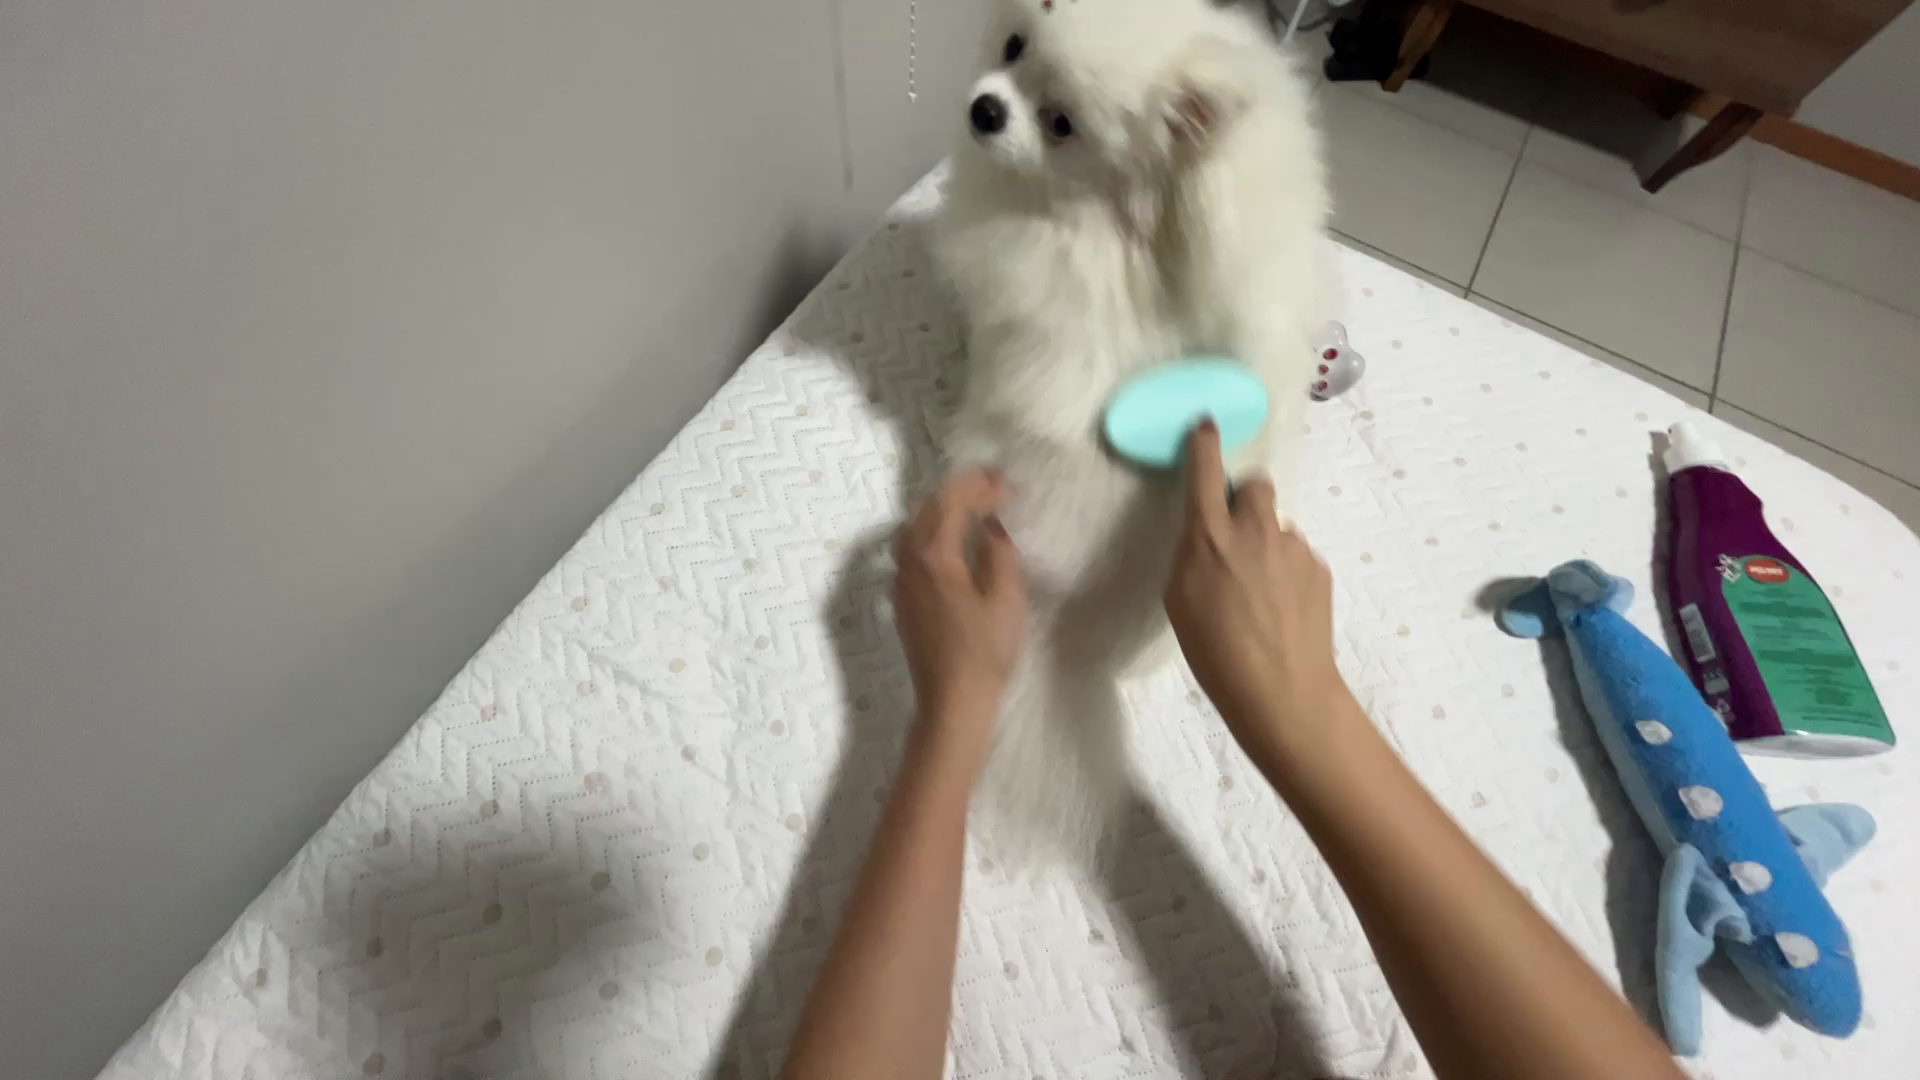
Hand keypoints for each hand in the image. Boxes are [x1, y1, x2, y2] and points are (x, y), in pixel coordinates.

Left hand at [893, 469, 1025, 755]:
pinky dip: (932, 531)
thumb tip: (989, 526)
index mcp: (933, 557)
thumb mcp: (1006, 599)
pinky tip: (953, 539)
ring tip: (973, 506)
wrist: (952, 701)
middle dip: (959, 491)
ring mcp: (900, 580)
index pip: (950, 503)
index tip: (1005, 483)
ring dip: (942, 509)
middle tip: (992, 486)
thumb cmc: (985, 652)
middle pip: (927, 510)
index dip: (977, 486)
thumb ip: (998, 553)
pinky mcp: (901, 597)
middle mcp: (908, 562)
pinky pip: (911, 548)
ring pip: (914, 528)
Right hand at [1164, 423, 1349, 759]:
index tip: (1205, 425)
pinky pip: (1295, 552)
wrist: (1281, 690)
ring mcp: (1294, 545)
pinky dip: (1284, 568)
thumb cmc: (1213, 650)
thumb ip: (1192, 552)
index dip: (1204, 443)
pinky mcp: (1319, 567)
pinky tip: (1280, 606)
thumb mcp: (1178, 597)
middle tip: (1234, 534)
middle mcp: (1255, 529)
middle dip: (1245, 498)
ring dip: (1265, 539)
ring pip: (1277, 523)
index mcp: (1209, 535)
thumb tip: (1209, 534)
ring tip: (1258, 588)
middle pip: (1256, 484)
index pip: (1206, 471)